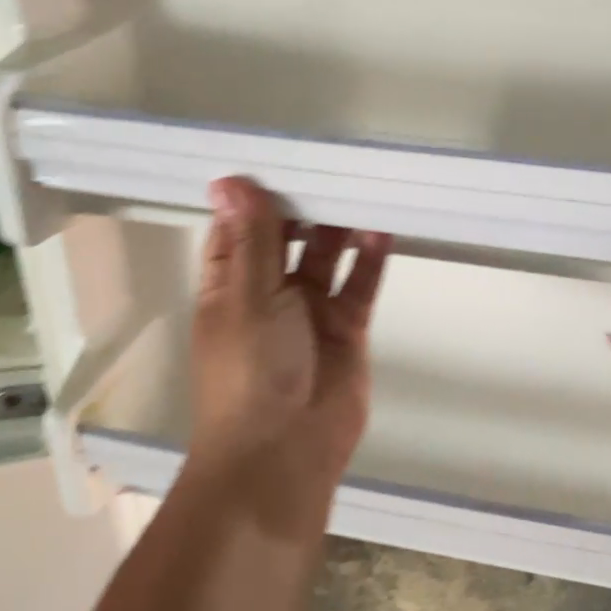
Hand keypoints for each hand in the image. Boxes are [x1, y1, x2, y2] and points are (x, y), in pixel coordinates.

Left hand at [186, 177, 391, 533]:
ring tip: (362, 191)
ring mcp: (309, 311)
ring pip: (325, 257)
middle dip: (305, 205)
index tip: (280, 157)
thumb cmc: (250, 372)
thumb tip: (228, 180)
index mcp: (228, 286)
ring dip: (339, 228)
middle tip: (333, 165)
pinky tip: (382, 230)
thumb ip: (252, 239)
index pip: (238, 229)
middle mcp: (267, 293)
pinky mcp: (346, 329)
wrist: (283, 454)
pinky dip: (369, 259)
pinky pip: (359, 285)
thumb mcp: (247, 297)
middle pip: (286, 237)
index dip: (255, 196)